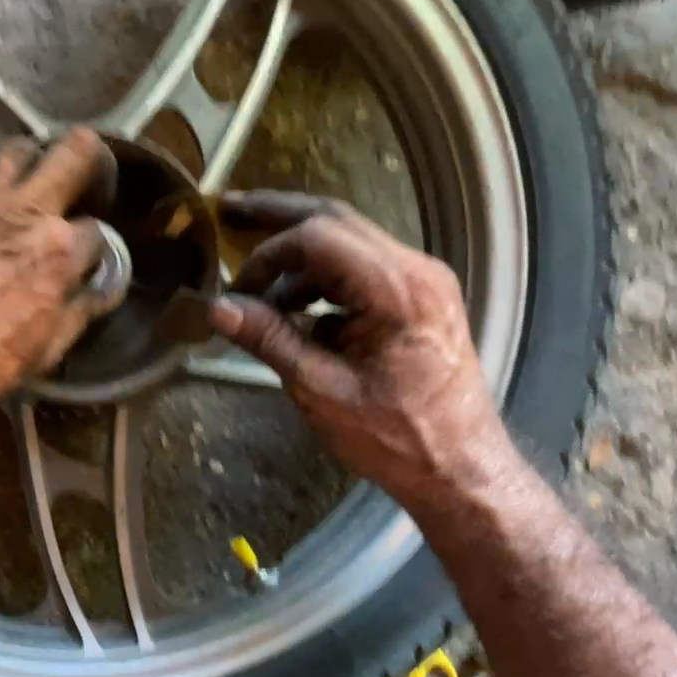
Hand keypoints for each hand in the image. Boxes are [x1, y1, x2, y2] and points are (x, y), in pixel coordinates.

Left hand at [0, 129, 120, 415]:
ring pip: (21, 149)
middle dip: (92, 161)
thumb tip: (102, 287)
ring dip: (35, 164)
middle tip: (84, 187)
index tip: (87, 264)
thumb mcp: (48, 349)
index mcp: (60, 250)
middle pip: (75, 150)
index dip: (97, 249)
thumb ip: (82, 309)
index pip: (98, 230)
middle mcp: (27, 211)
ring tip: (34, 191)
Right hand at [207, 191, 519, 508]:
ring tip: (254, 286)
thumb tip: (217, 307)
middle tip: (229, 208)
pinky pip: (360, 269)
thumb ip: (269, 339)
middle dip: (278, 217)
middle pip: (336, 220)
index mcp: (396, 289)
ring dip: (296, 257)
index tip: (236, 290)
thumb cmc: (394, 437)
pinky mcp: (418, 298)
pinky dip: (319, 279)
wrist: (459, 467)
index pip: (318, 237)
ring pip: (347, 242)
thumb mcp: (320, 390)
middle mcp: (415, 270)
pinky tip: (292, 310)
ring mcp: (421, 281)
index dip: (268, 255)